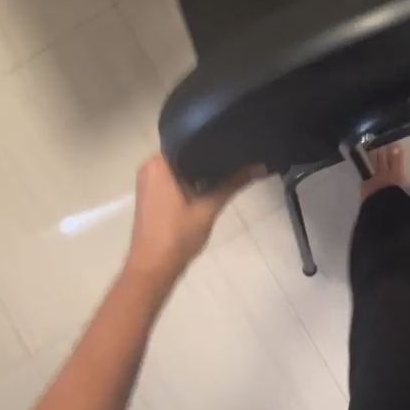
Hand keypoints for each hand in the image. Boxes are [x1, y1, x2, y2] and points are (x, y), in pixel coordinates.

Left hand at [123, 155, 255, 282]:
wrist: (152, 270)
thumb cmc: (177, 236)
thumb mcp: (209, 207)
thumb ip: (233, 183)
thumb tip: (261, 166)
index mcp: (158, 163)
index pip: (189, 140)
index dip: (213, 142)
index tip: (235, 142)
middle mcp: (149, 166)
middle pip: (186, 154)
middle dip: (209, 157)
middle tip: (238, 156)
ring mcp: (148, 181)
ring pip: (181, 167)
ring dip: (201, 171)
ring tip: (229, 167)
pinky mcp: (151, 195)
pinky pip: (174, 179)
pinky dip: (190, 181)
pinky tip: (210, 185)